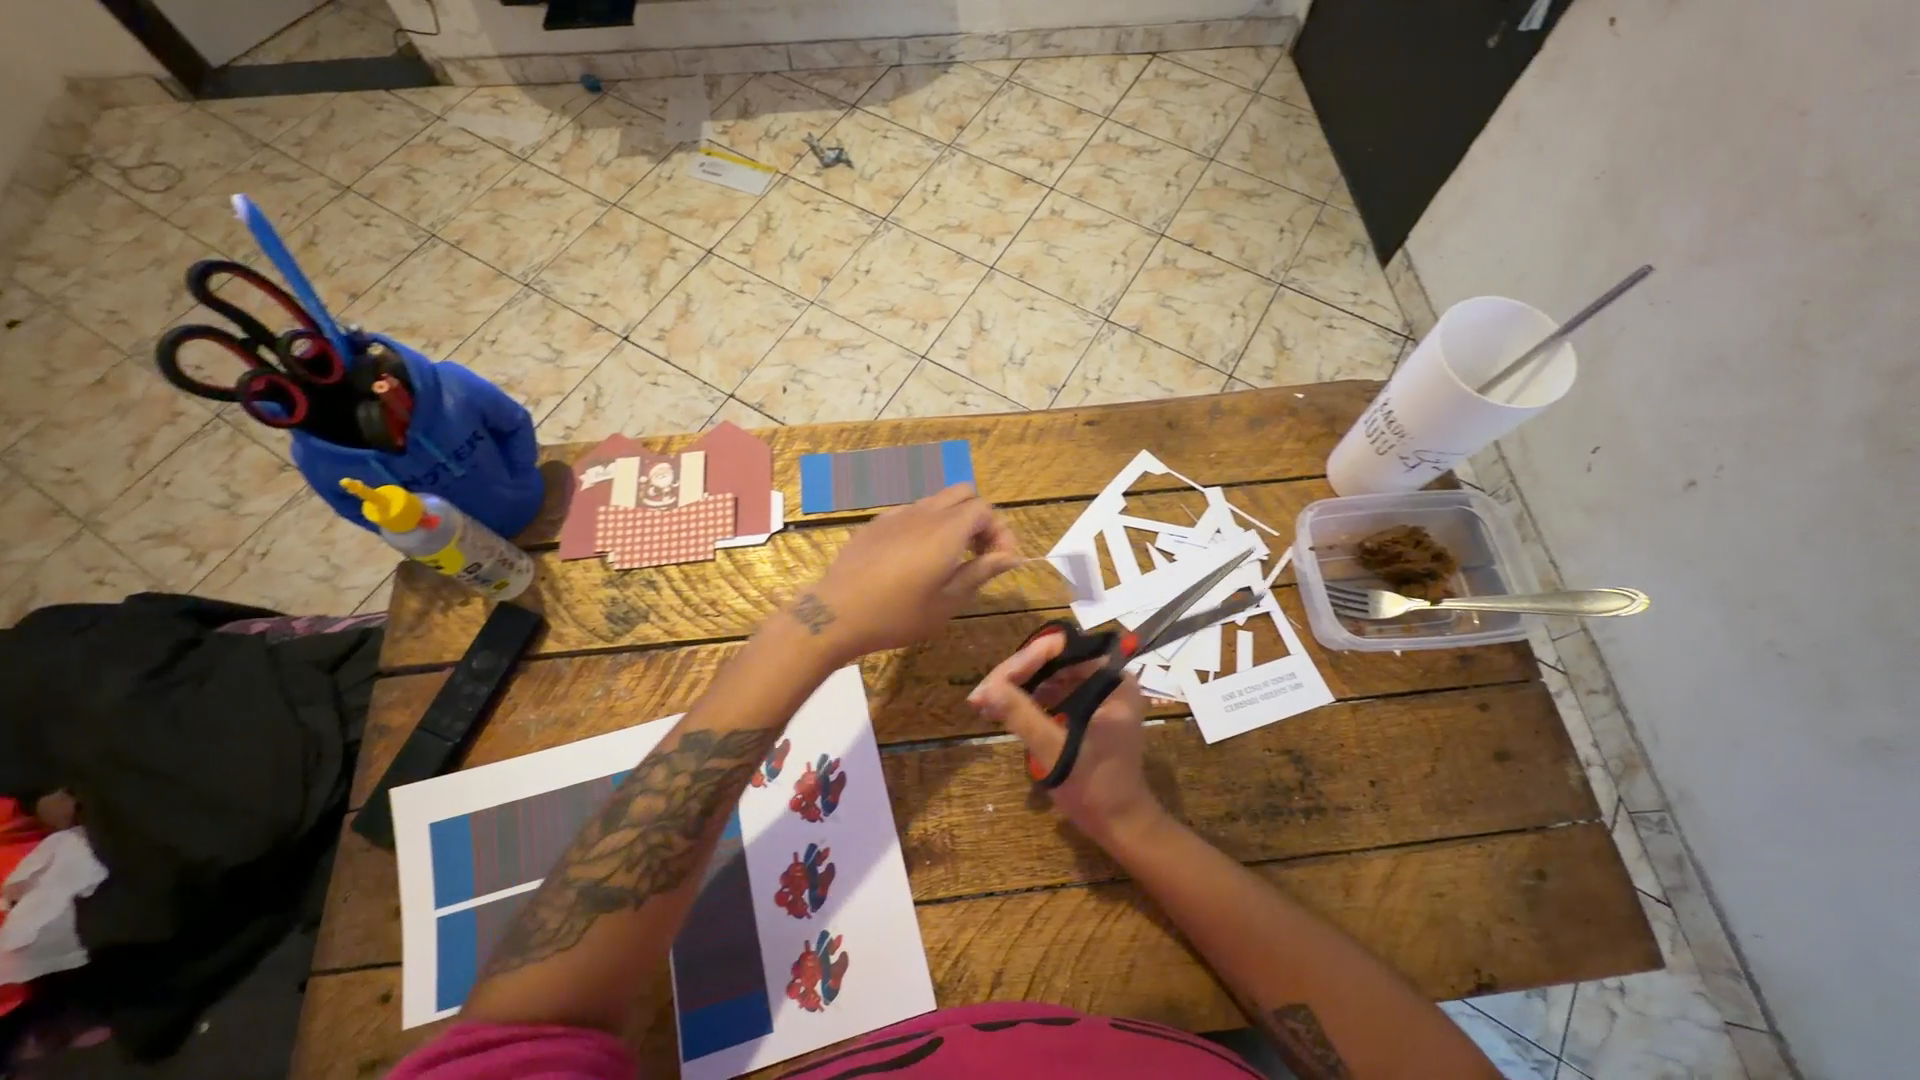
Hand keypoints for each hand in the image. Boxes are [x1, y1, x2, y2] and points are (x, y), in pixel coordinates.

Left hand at [790, 485, 1021, 658]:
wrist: (837, 614)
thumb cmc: (898, 614)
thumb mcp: (948, 601)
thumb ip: (981, 572)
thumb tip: (1010, 556)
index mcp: (947, 529)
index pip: (985, 510)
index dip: (1000, 532)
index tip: (1001, 561)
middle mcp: (924, 512)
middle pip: (963, 493)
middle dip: (979, 518)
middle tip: (979, 553)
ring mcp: (896, 515)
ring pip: (936, 501)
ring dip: (952, 520)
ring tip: (950, 558)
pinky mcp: (876, 524)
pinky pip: (910, 513)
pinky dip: (926, 526)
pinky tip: (915, 559)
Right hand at [968, 633, 1164, 845]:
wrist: (1121, 824)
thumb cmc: (1096, 786)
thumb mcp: (1055, 749)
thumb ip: (1021, 714)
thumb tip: (985, 689)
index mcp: (1111, 680)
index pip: (1062, 649)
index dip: (1024, 660)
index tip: (992, 684)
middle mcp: (1107, 680)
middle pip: (1053, 661)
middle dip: (1015, 675)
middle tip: (981, 696)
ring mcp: (1097, 696)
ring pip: (1049, 676)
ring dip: (1017, 687)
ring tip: (984, 703)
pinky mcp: (1086, 712)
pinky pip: (1054, 694)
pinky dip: (1028, 701)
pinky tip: (1002, 710)